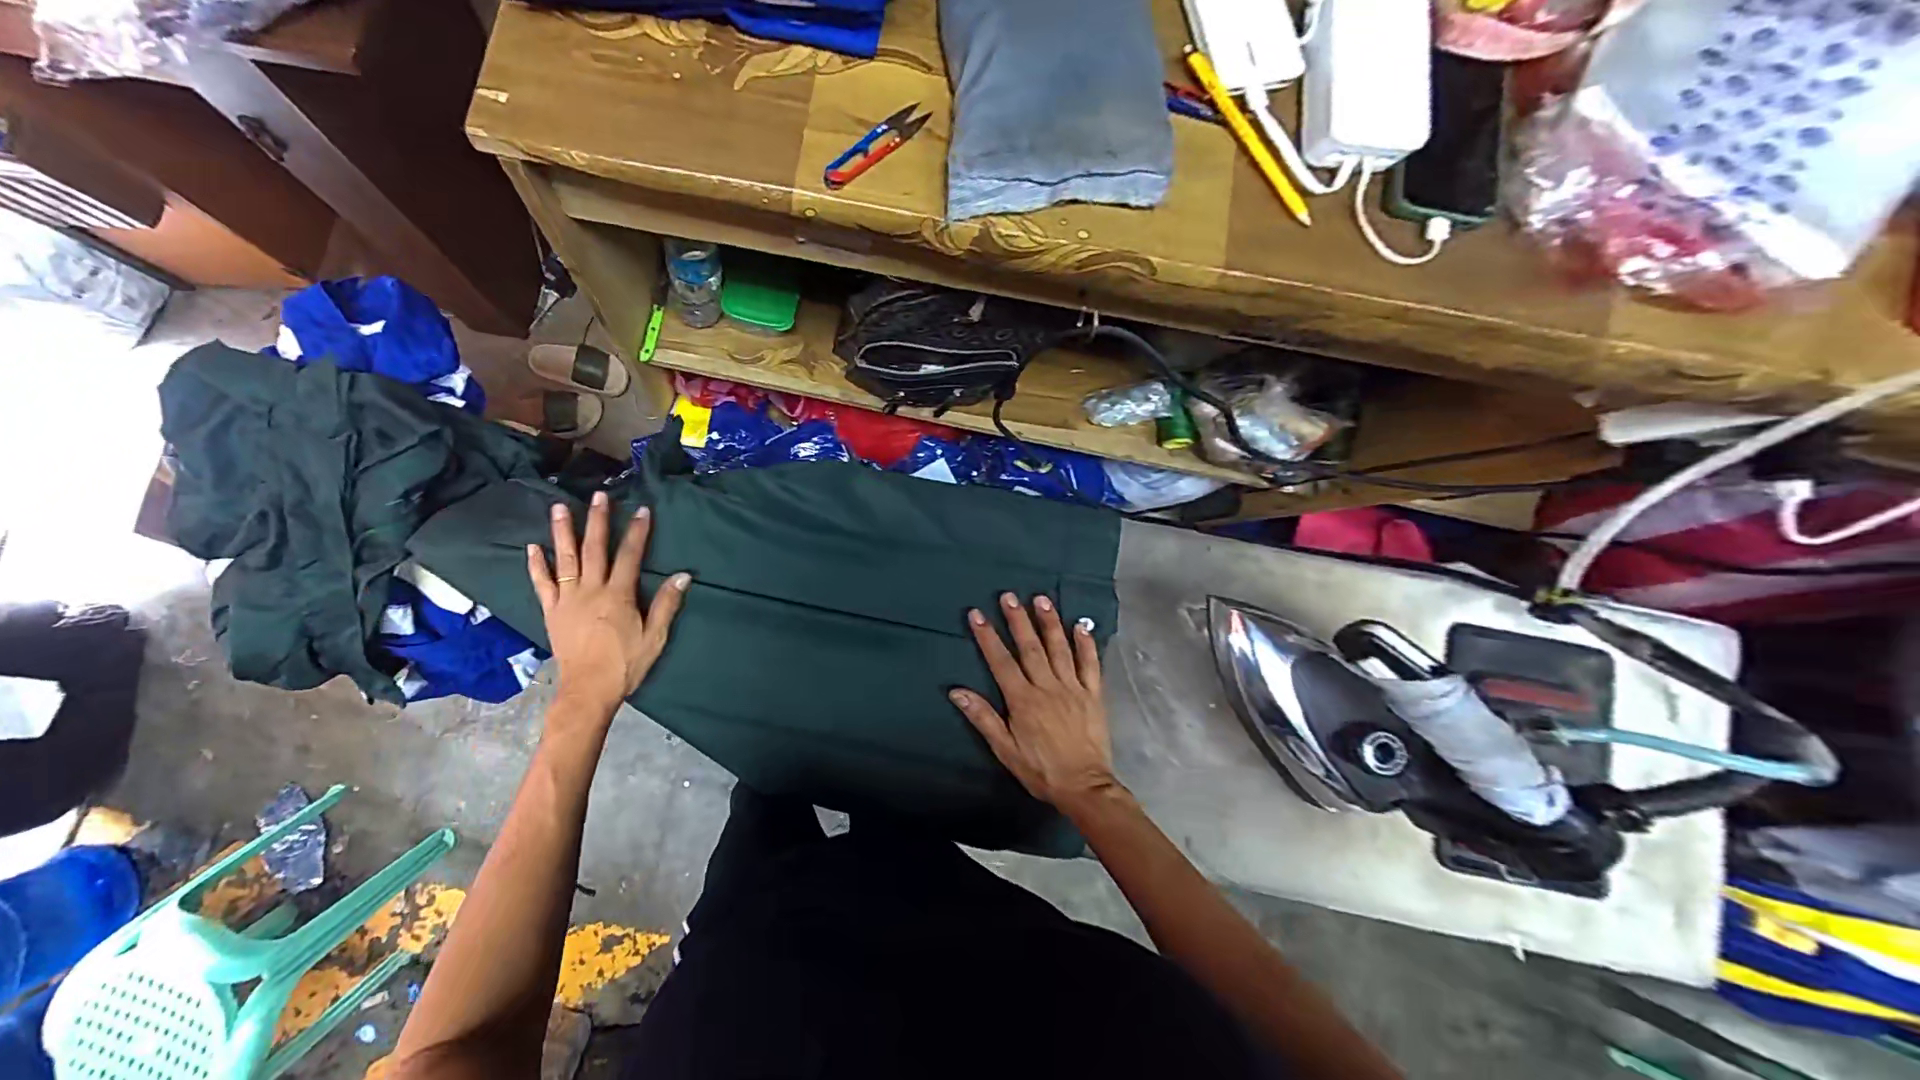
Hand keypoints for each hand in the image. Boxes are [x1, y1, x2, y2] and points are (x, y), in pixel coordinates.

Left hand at [528, 492, 689, 718]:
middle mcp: (590, 591)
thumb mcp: (654, 636)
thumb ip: (666, 604)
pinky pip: (542, 584)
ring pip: (564, 559)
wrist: (588, 690)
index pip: (629, 556)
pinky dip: (536, 565)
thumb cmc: (626, 664)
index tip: (641, 510)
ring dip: (562, 532)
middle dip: (598, 521)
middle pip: (594, 549)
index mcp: (618, 595)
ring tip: (560, 507)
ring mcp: (567, 600)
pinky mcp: (551, 611)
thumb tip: (683, 575)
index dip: (637, 532)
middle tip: (598, 496)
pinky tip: (533, 547)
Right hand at [950, 592, 1122, 812]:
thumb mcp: (1005, 749)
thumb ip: (983, 717)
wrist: (1084, 787)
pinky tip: (1080, 626)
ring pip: (1059, 648)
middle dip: (1018, 620)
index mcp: (1023, 700)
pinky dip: (1085, 643)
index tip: (977, 614)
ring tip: (1041, 599)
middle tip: (1009, 596)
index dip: (988, 636)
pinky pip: (1090, 664)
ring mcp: (1073, 688)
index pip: (1001, 661)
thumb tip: (957, 691)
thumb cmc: (1040, 770)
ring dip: (1049, 622)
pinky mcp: (1094, 694)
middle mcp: (1047, 687)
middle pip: (1030, 647)